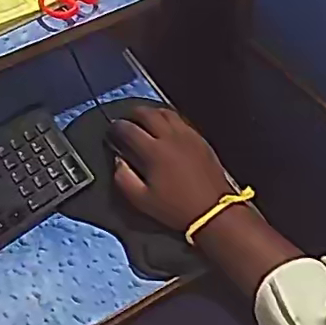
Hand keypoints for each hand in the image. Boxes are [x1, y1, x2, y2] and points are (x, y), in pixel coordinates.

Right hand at [109, 106, 237, 232]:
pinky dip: (169, 120)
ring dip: (152, 113)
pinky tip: (167, 129)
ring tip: (145, 120)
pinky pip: (181, 121)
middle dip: (132, 113)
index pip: (128, 129)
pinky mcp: (200, 139)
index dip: (116, 126)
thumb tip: (118, 161)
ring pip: (166, 112)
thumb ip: (124, 179)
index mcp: (153, 151)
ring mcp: (187, 136)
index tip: (112, 130)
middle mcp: (170, 137)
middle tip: (126, 120)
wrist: (213, 212)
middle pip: (147, 113)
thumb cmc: (176, 208)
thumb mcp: (142, 200)